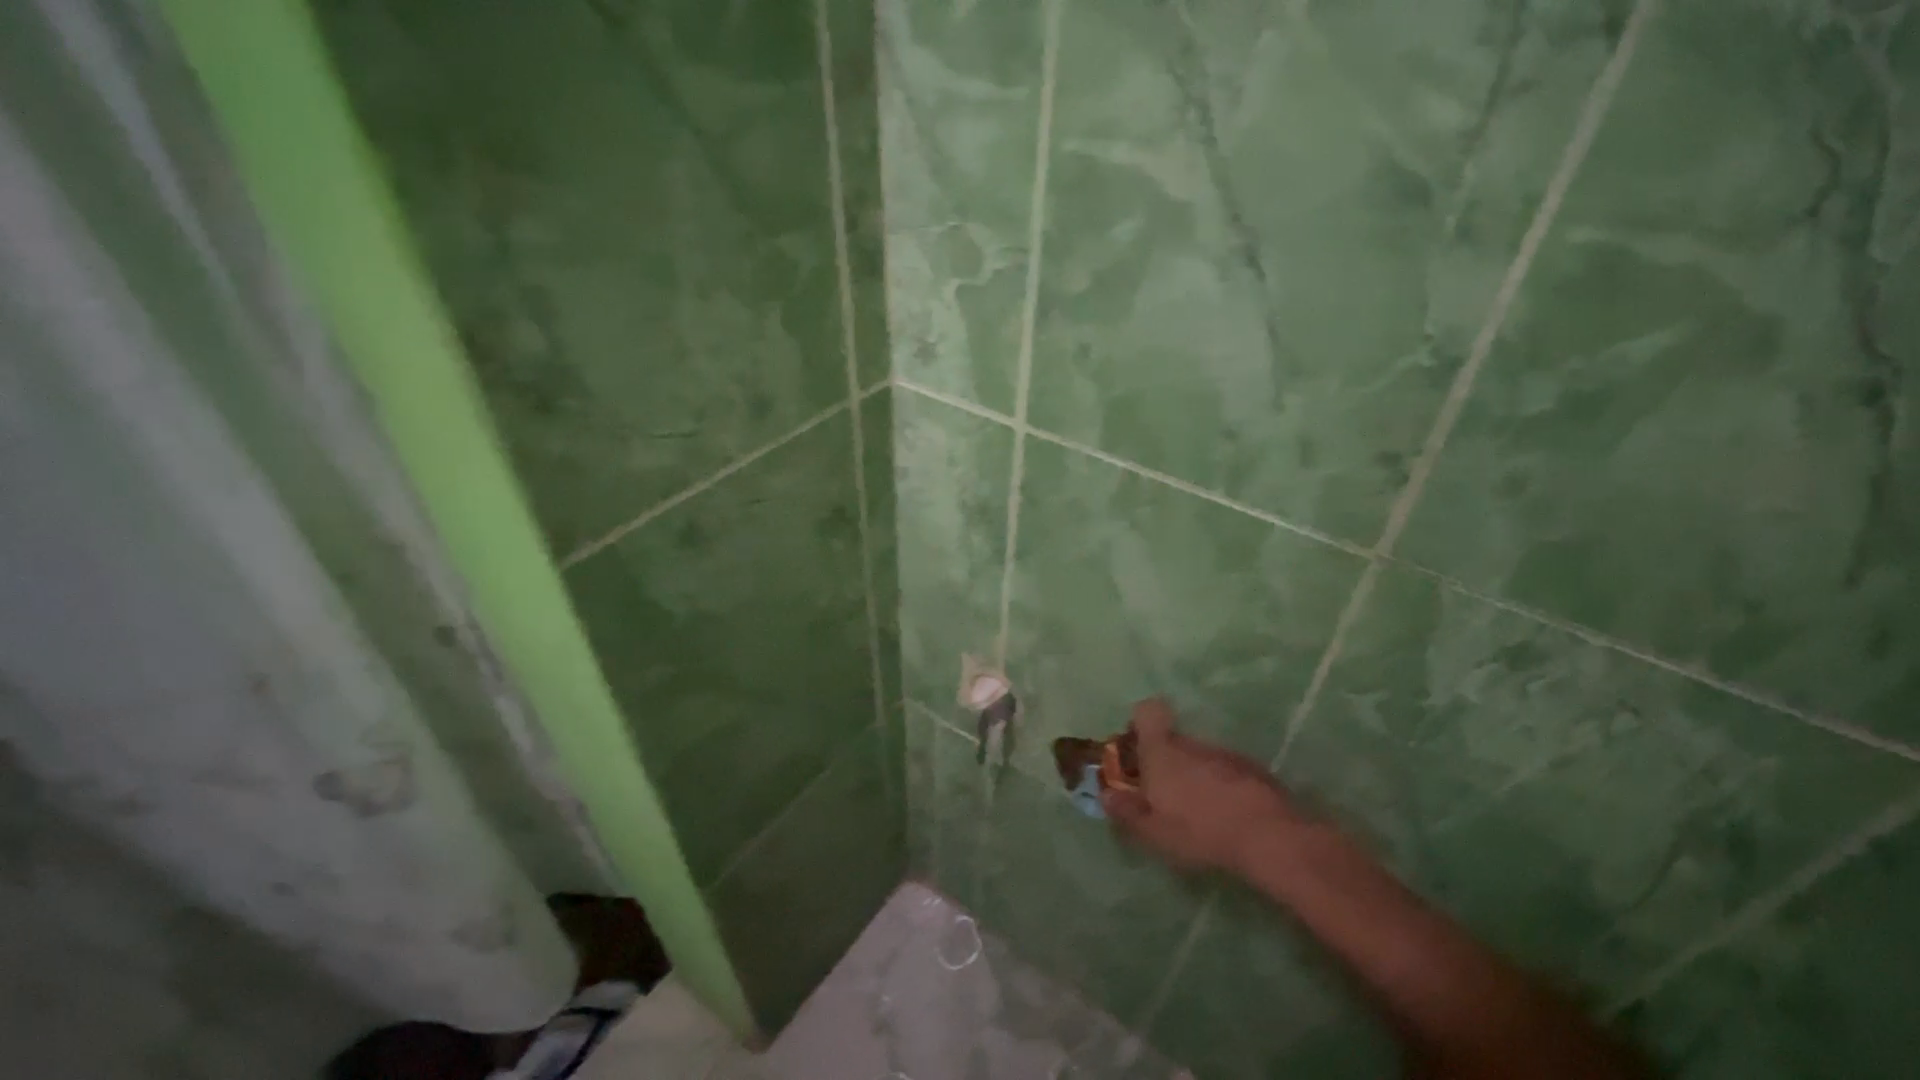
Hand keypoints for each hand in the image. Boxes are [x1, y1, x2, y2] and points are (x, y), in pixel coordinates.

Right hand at [1102, 697, 1302, 873]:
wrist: (1268, 835)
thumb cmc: (1198, 830)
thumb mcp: (1152, 832)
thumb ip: (1126, 812)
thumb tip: (1106, 796)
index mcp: (1161, 752)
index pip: (1147, 711)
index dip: (1140, 723)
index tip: (1136, 748)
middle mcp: (1192, 744)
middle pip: (1172, 740)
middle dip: (1165, 762)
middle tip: (1163, 797)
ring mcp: (1226, 754)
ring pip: (1200, 757)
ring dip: (1195, 776)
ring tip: (1197, 813)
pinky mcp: (1253, 770)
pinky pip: (1226, 772)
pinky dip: (1221, 788)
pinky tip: (1225, 817)